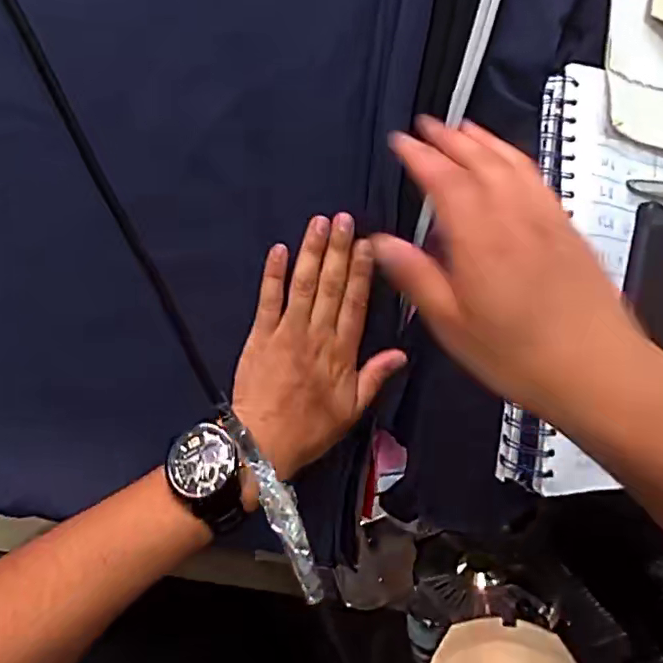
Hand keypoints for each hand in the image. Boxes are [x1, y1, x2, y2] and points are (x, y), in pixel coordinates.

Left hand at [231, 213, 407, 478]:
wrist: (264, 442)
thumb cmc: (309, 428)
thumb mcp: (352, 410)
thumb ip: (375, 377)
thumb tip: (401, 353)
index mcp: (342, 352)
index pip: (356, 303)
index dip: (362, 272)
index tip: (368, 245)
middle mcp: (318, 335)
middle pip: (332, 286)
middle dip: (339, 250)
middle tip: (344, 220)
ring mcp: (288, 332)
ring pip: (304, 285)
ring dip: (312, 252)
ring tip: (319, 224)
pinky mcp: (261, 334)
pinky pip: (269, 299)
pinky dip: (273, 274)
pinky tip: (279, 250)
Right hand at [371, 118, 662, 444]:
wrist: (601, 372)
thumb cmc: (521, 356)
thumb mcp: (452, 324)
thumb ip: (416, 277)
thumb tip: (381, 242)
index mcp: (480, 240)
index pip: (444, 180)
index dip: (420, 156)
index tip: (401, 141)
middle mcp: (515, 220)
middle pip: (480, 162)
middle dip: (450, 138)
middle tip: (427, 125)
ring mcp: (546, 222)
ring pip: (513, 164)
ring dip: (485, 141)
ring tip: (465, 128)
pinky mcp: (569, 231)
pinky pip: (539, 180)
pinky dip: (518, 160)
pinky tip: (511, 162)